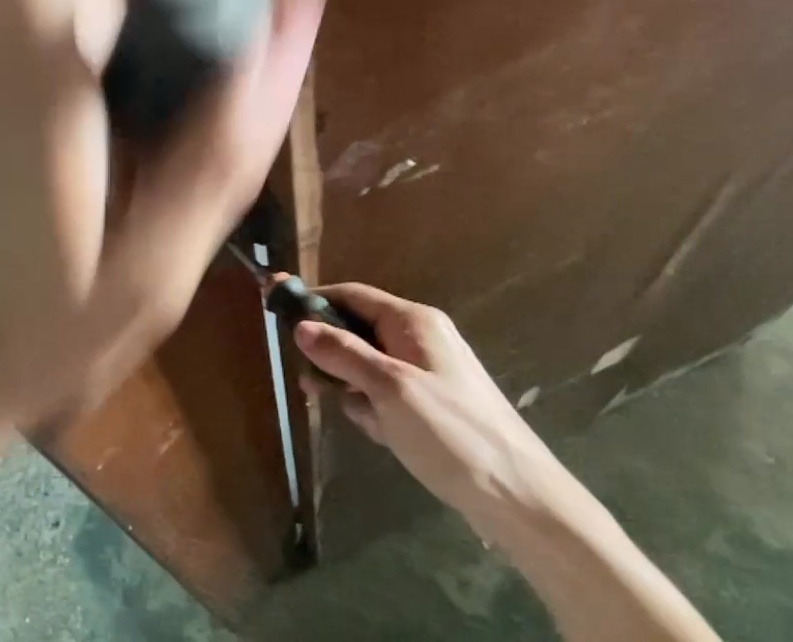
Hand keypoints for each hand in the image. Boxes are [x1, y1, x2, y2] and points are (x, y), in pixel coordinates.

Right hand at [295, 284, 571, 540]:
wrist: (518, 496)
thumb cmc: (452, 433)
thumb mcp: (390, 389)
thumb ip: (344, 354)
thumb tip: (300, 325)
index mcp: (413, 322)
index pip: (352, 295)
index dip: (313, 299)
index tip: (274, 305)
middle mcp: (420, 339)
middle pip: (357, 329)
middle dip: (329, 351)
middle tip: (305, 377)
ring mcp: (426, 373)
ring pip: (367, 365)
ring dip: (348, 384)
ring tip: (342, 409)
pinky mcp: (430, 406)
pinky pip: (384, 393)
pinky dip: (371, 408)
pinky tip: (377, 432)